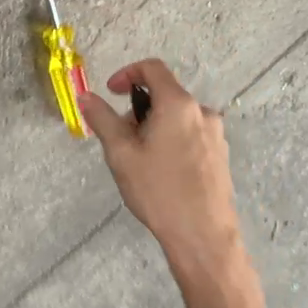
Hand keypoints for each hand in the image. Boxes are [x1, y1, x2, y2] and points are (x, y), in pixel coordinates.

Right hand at [79, 59, 241, 269]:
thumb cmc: (159, 191)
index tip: (111, 93)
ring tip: (140, 161)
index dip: (127, 73)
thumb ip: (102, 118)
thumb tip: (86, 96)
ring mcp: (216, 136)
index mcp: (179, 104)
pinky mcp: (220, 157)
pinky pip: (190, 135)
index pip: (152, 68)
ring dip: (153, 127)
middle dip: (137, 109)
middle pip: (164, 95)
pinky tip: (161, 173)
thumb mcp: (120, 152)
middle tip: (121, 139)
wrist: (204, 238)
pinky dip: (170, 140)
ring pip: (176, 117)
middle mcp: (203, 113)